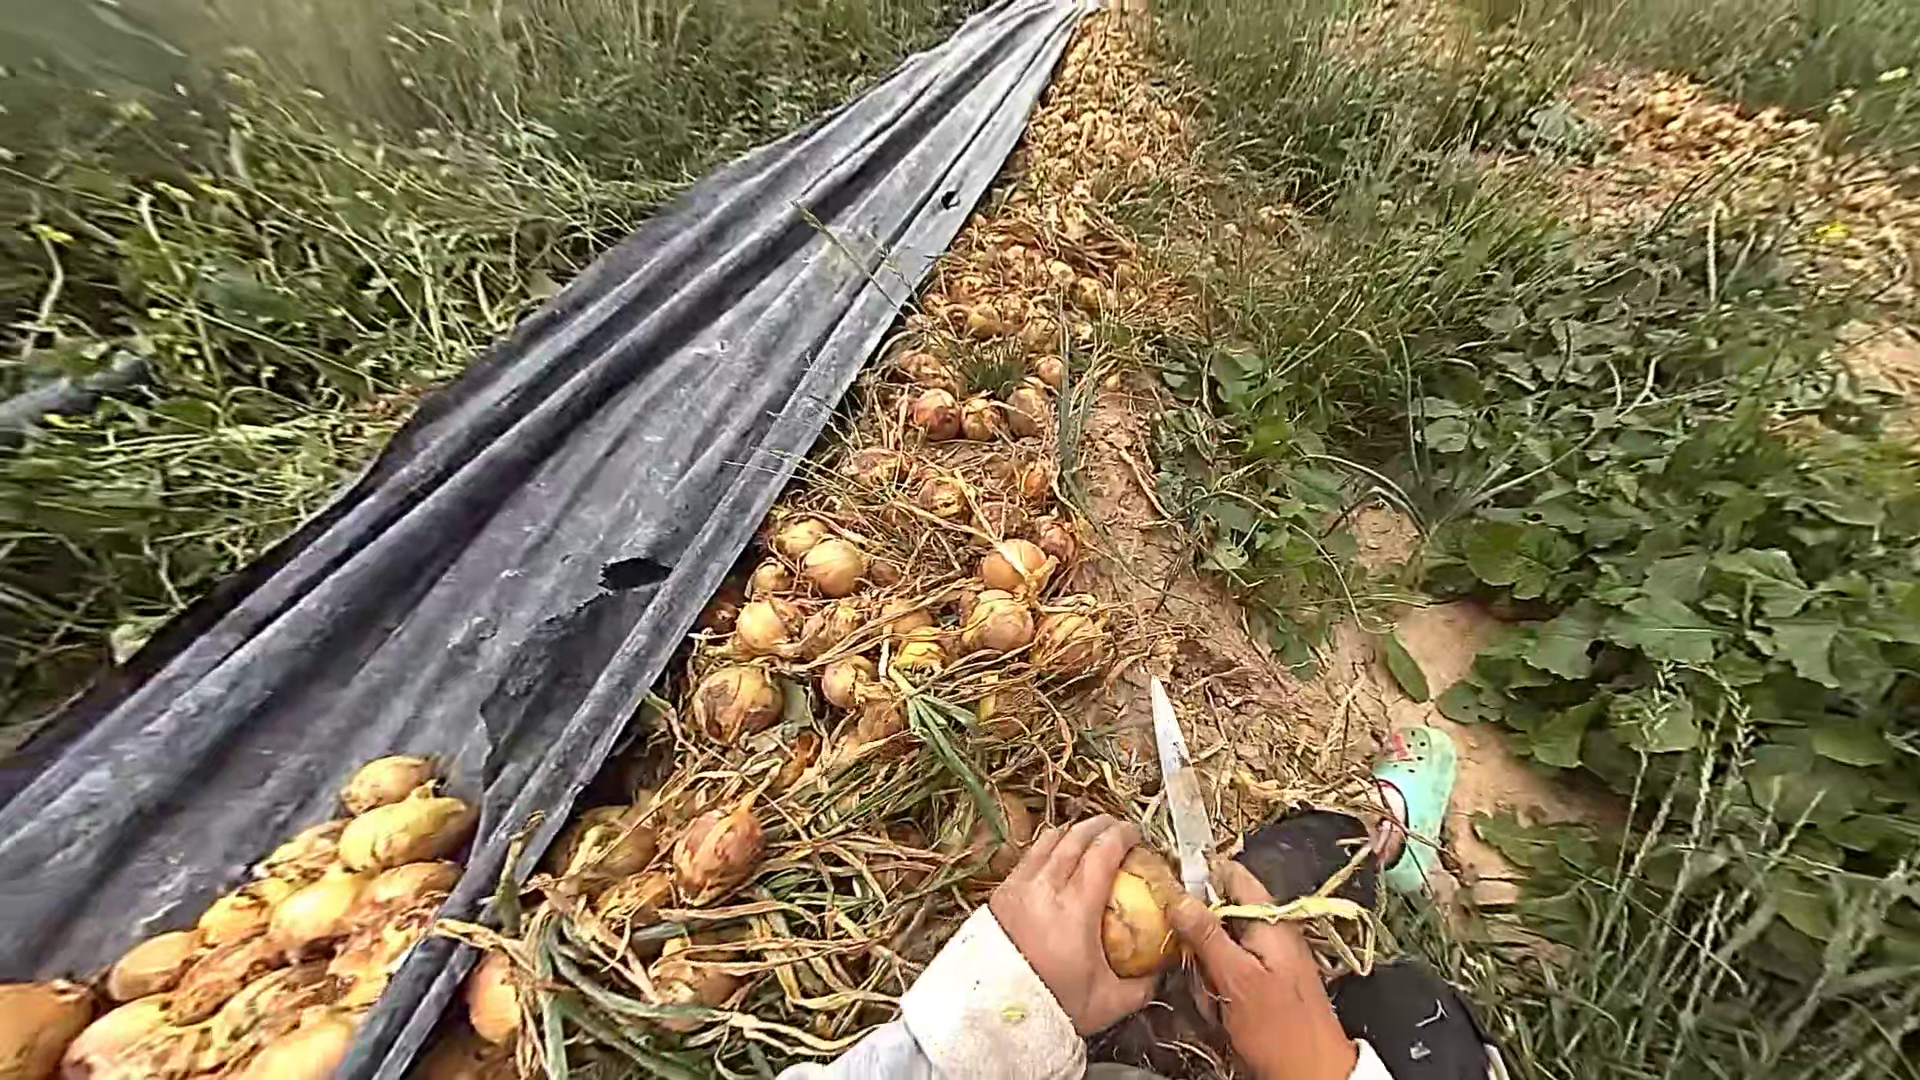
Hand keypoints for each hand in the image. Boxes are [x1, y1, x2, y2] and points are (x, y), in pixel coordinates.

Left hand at [989, 815, 1155, 1034]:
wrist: (998, 1008)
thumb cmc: (1052, 1003)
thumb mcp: (1106, 1001)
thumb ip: (1139, 985)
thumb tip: (1158, 972)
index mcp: (1076, 905)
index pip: (1102, 852)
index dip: (1121, 836)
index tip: (1135, 833)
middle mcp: (1048, 884)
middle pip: (1076, 836)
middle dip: (1100, 825)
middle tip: (1115, 827)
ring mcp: (1023, 881)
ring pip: (1051, 839)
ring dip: (1073, 830)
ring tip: (1087, 834)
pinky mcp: (1005, 887)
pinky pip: (1031, 852)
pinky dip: (1048, 844)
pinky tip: (1055, 852)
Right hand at [1166, 861, 1357, 1079]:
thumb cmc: (1281, 1032)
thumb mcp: (1237, 979)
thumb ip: (1206, 933)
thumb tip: (1176, 895)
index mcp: (1269, 918)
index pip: (1228, 873)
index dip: (1197, 877)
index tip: (1172, 896)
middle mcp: (1268, 930)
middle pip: (1217, 908)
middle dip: (1198, 933)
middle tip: (1195, 961)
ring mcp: (1266, 956)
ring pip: (1217, 940)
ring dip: (1205, 965)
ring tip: (1210, 996)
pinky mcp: (1261, 981)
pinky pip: (1226, 967)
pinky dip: (1216, 984)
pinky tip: (1217, 1007)